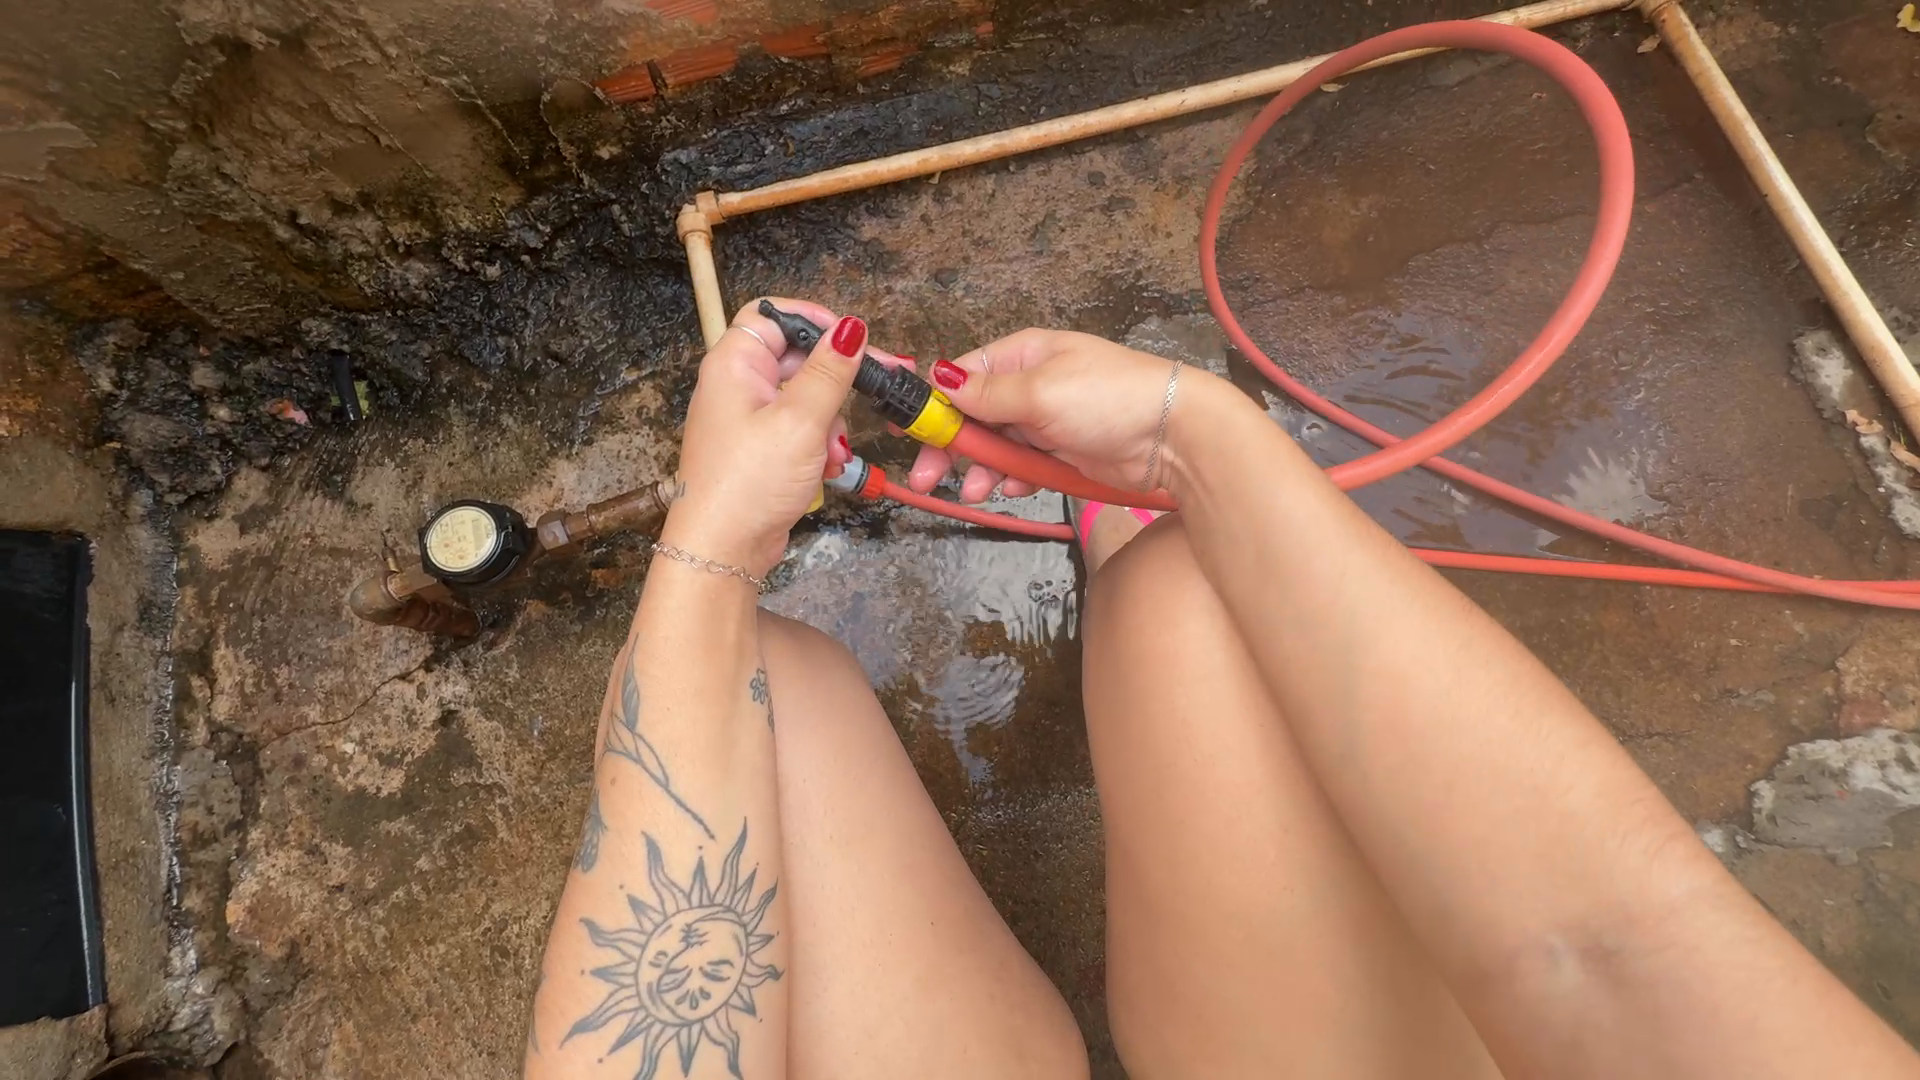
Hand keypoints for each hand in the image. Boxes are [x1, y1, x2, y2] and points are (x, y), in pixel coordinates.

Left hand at [660, 298, 895, 574]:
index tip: (852, 339)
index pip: (772, 315)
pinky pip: (800, 431)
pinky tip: (827, 467)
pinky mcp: (761, 450)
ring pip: (805, 399)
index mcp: (735, 364)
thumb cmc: (752, 480)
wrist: (723, 550)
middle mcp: (738, 385)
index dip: (813, 319)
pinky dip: (819, 445)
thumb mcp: (802, 420)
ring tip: (834, 452)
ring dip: (830, 422)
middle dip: (834, 383)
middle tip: (877, 389)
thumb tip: (852, 327)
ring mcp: (749, 420)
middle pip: (796, 359)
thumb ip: (830, 371)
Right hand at [905, 328, 1212, 500]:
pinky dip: (1011, 478)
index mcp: (1022, 356)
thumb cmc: (1106, 399)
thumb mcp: (1040, 391)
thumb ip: (987, 393)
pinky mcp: (1060, 452)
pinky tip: (1012, 488)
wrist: (1172, 437)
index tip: (906, 432)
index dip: (933, 405)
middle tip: (927, 479)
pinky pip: (1021, 465)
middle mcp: (1028, 386)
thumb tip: (939, 378)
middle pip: (973, 416)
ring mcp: (1044, 421)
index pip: (962, 376)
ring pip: (995, 446)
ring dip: (981, 469)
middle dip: (950, 447)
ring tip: (978, 491)